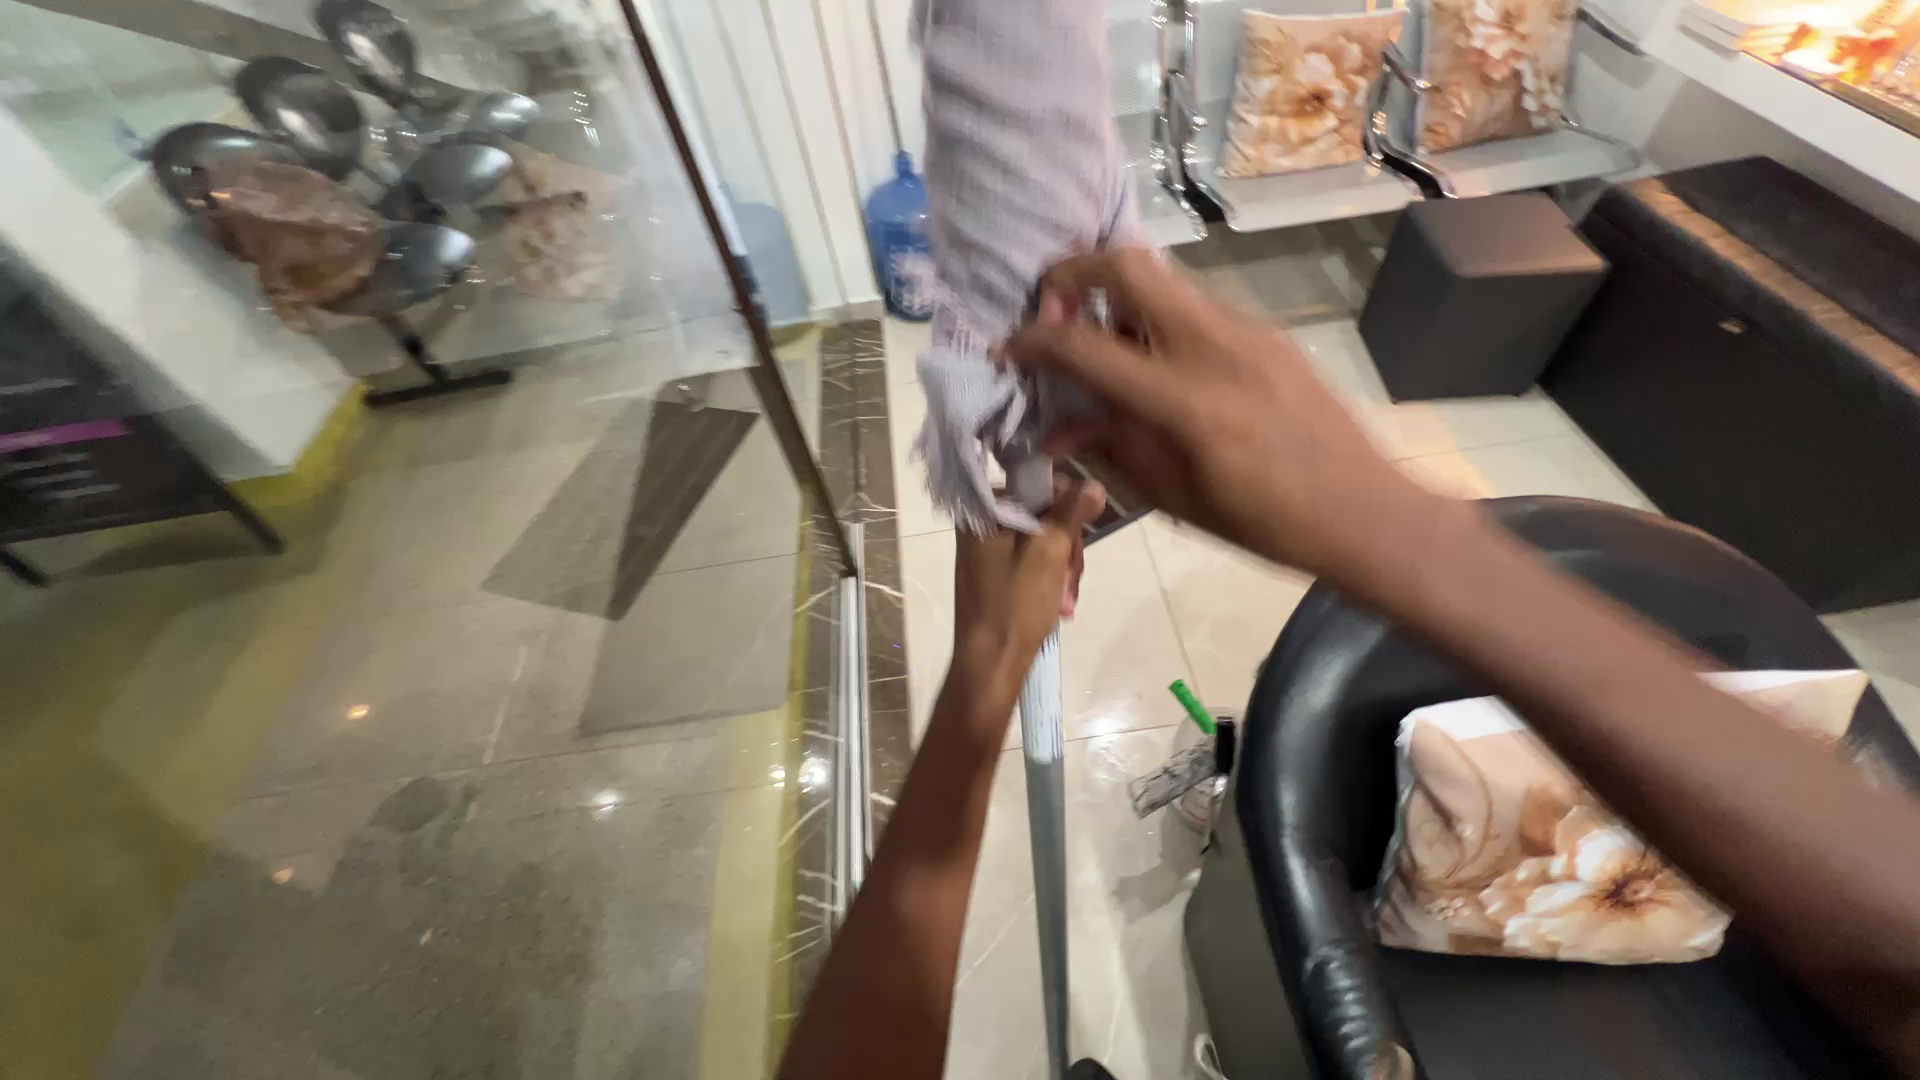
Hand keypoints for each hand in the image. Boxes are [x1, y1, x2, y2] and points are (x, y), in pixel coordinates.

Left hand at [949, 476, 1107, 704]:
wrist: (990, 664)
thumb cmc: (1015, 606)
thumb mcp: (1049, 553)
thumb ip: (1071, 512)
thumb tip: (1093, 482)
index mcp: (983, 512)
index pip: (1038, 487)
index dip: (1066, 511)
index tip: (1077, 541)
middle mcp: (981, 525)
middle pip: (1045, 517)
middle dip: (1066, 550)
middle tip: (1070, 581)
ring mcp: (988, 551)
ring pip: (1045, 542)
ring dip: (1062, 571)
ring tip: (1066, 603)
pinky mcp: (997, 574)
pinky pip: (1034, 563)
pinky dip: (1051, 582)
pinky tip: (1059, 606)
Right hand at [1003, 250, 1445, 580]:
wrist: (1361, 509)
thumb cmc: (1260, 521)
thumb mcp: (1172, 496)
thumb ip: (1111, 448)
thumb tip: (1055, 431)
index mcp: (1184, 403)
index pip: (1086, 347)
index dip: (1034, 340)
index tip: (1010, 347)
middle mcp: (1214, 347)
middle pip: (1128, 265)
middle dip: (1073, 273)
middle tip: (1053, 310)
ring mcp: (1246, 330)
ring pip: (1165, 278)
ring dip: (1117, 295)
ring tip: (1102, 340)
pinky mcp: (1266, 332)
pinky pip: (1196, 306)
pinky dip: (1158, 318)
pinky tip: (1157, 362)